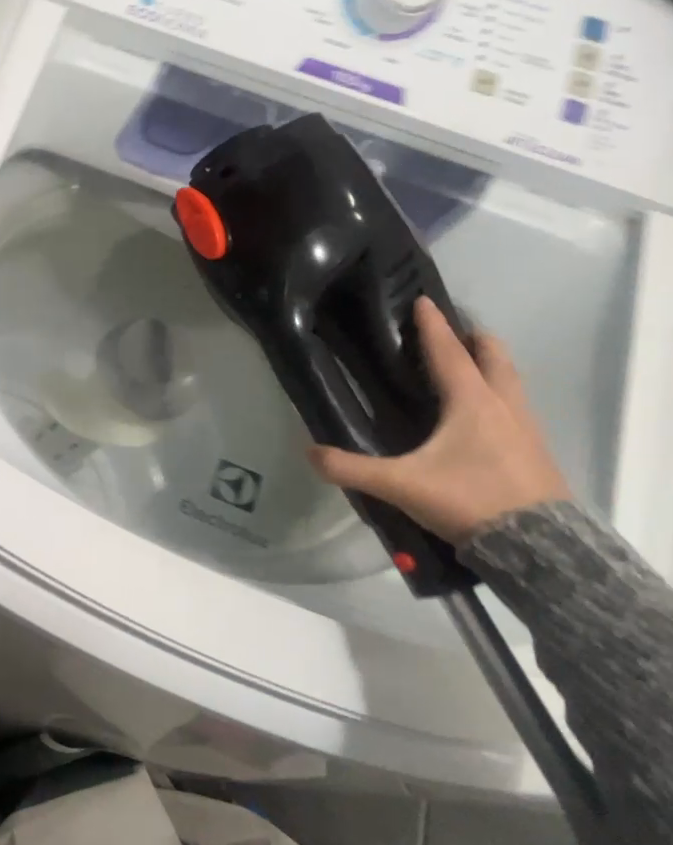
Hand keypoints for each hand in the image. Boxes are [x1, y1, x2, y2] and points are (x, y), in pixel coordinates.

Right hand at [307, 297, 569, 543]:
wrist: (535, 542)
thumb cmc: (467, 499)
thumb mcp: (399, 485)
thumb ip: (349, 468)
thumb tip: (310, 452)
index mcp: (471, 403)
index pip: (449, 354)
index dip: (433, 327)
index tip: (423, 302)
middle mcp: (503, 406)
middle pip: (494, 359)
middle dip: (474, 340)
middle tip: (453, 332)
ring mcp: (525, 428)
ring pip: (510, 381)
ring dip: (491, 366)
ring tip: (469, 366)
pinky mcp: (533, 450)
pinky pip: (515, 407)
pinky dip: (498, 394)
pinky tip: (481, 412)